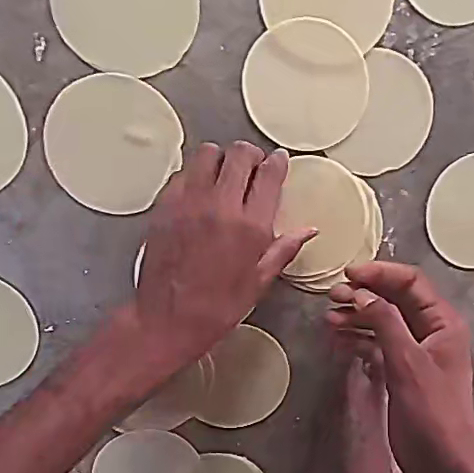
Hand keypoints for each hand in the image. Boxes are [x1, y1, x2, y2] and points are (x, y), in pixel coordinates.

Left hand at [134, 142, 310, 369]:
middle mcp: (220, 206)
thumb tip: (309, 230)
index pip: (269, 175)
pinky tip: (200, 191)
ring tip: (225, 175)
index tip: (278, 160)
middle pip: (239, 155)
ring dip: (221, 159)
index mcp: (250, 226)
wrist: (169, 318)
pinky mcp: (165, 206)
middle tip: (253, 167)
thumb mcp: (260, 280)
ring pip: (207, 154)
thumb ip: (284, 248)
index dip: (277, 162)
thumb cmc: (220, 306)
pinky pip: (182, 173)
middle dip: (251, 155)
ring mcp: (189, 203)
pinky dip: (195, 174)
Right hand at [325, 262, 473, 472]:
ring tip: (330, 319)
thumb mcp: (408, 362)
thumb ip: (386, 323)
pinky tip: (339, 339)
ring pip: (384, 323)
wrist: (443, 461)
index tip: (349, 275)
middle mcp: (432, 332)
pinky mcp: (403, 372)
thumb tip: (363, 293)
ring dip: (358, 318)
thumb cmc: (432, 412)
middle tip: (333, 297)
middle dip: (365, 295)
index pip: (411, 283)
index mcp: (443, 323)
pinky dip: (360, 340)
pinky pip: (379, 345)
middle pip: (395, 301)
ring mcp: (417, 352)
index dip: (380, 274)